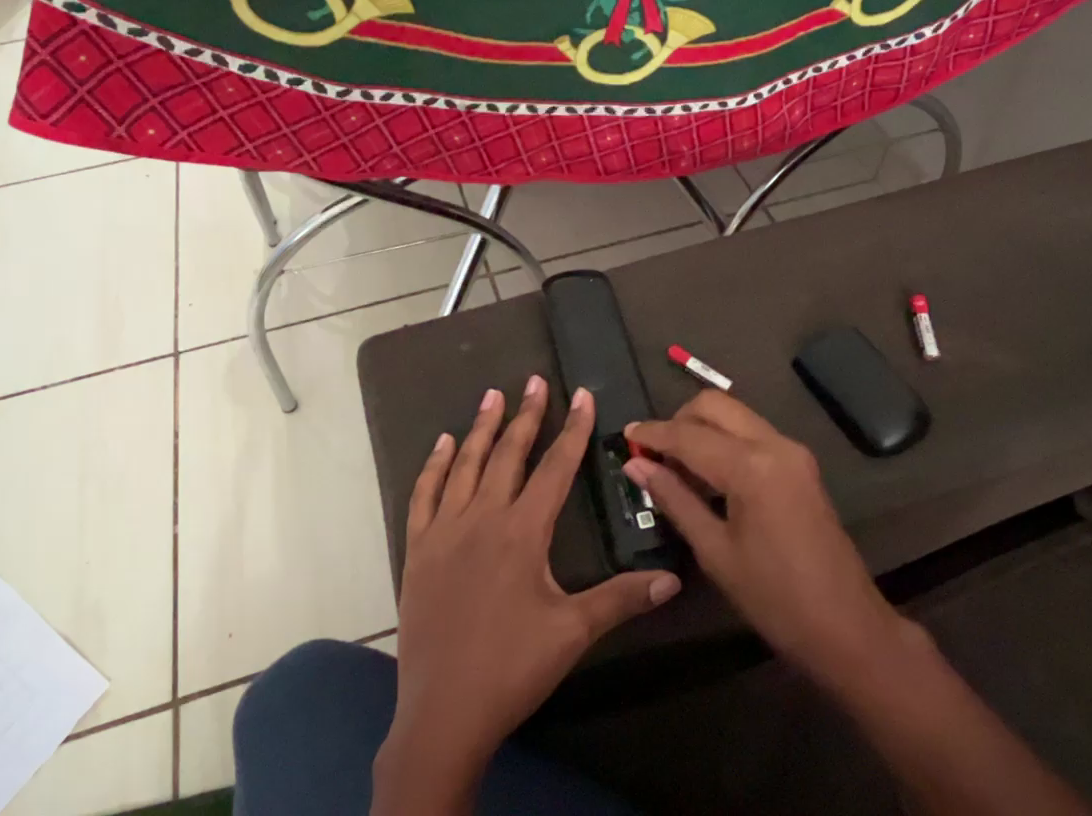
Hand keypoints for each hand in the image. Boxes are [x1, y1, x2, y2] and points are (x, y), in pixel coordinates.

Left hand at [375, 378, 681, 814]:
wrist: (444, 711)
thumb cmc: (513, 668)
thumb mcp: (573, 632)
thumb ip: (622, 599)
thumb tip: (674, 579)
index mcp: (522, 533)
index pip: (554, 469)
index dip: (572, 430)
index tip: (581, 394)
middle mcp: (481, 519)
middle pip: (507, 456)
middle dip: (526, 416)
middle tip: (535, 380)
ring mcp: (444, 532)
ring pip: (464, 466)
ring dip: (480, 429)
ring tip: (492, 396)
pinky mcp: (417, 550)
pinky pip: (423, 496)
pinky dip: (433, 466)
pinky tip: (441, 446)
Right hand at [623, 390, 907, 687]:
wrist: (846, 626)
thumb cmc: (773, 597)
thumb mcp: (714, 551)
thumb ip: (674, 499)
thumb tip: (636, 466)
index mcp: (751, 466)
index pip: (688, 435)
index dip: (652, 433)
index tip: (624, 435)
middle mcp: (774, 445)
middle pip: (715, 405)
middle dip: (678, 419)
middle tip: (652, 452)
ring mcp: (793, 453)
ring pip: (736, 415)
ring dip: (701, 428)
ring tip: (674, 466)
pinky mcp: (801, 466)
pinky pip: (753, 434)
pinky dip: (724, 441)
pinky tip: (706, 474)